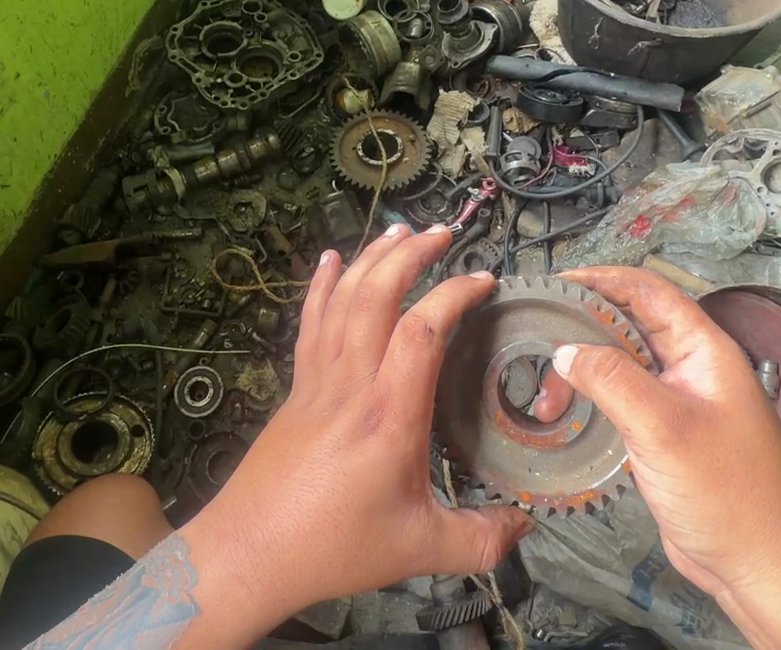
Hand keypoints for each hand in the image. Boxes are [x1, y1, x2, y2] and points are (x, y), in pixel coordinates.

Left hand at [177, 224, 531, 636]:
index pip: (422, 331)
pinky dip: (321, 285)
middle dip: (410, 255)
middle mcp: (352, 383)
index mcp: (389, 415)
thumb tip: (530, 524)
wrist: (251, 550)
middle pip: (377, 297)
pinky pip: (310, 321)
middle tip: (443, 232)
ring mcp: (318, 378)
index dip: (453, 295)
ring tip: (399, 230)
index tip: (484, 280)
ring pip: (343, 300)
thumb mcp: (421, 551)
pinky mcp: (297, 385)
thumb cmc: (336, 547)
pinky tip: (330, 258)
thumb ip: (482, 539)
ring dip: (372, 259)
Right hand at [545, 267, 780, 649]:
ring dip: (581, 371)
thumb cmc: (724, 492)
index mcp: (704, 350)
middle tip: (537, 336)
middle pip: (628, 323)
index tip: (555, 283)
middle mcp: (691, 367)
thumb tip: (564, 351)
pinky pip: (620, 397)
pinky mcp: (663, 431)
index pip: (648, 291)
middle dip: (581, 327)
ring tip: (546, 397)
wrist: (761, 571)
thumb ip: (610, 378)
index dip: (601, 278)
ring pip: (619, 363)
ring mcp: (677, 400)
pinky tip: (564, 412)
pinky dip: (589, 398)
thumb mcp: (662, 426)